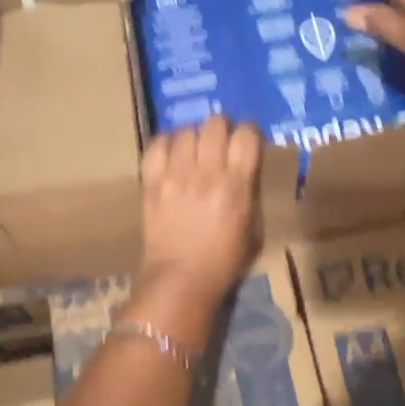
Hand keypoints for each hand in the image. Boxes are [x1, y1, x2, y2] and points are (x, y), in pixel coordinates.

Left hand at [135, 116, 261, 336]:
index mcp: (237, 185)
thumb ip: (250, 193)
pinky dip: (165, 143)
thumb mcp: (253, 229)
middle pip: (215, 124)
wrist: (180, 281)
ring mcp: (175, 175)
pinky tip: (170, 152)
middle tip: (220, 139)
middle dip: (221, 127)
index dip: (249, 131)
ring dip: (193, 136)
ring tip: (193, 148)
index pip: (246, 135)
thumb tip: (244, 170)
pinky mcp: (151, 182)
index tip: (247, 138)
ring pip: (186, 131)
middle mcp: (207, 172)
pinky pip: (156, 146)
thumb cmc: (223, 262)